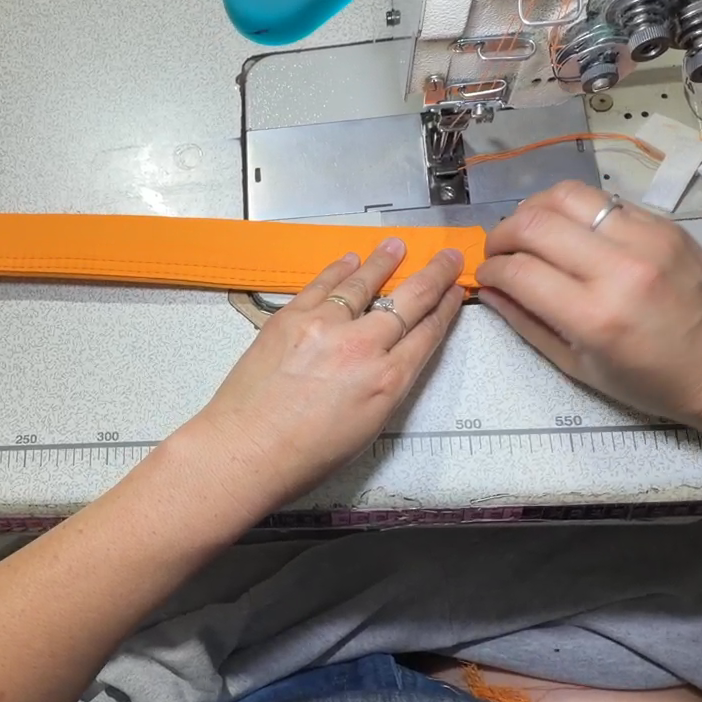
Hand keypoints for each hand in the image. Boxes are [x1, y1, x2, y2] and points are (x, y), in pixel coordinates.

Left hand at [179, 239, 465, 520]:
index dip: (446, 309)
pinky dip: (338, 270)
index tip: (455, 292)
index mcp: (388, 380)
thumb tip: (389, 361)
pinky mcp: (290, 317)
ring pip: (363, 283)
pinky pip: (321, 286)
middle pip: (409, 300)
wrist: (247, 449)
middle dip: (435, 274)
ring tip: (396, 246)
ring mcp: (325, 326)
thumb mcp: (367, 428)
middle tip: (448, 256)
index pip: (427, 334)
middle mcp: (363, 346)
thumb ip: (385, 387)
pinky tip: (349, 259)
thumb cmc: (305, 455)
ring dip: (384, 261)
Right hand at [475, 181, 701, 434]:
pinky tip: (571, 233)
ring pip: (566, 196)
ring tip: (529, 233)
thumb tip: (489, 289)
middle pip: (534, 223)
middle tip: (499, 252)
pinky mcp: (664, 224)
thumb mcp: (578, 367)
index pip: (518, 270)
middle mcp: (619, 267)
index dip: (489, 270)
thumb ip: (527, 323)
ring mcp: (646, 238)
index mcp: (595, 315)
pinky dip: (572, 212)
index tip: (485, 277)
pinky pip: (601, 200)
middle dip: (501, 235)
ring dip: (533, 211)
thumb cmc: (654, 382)